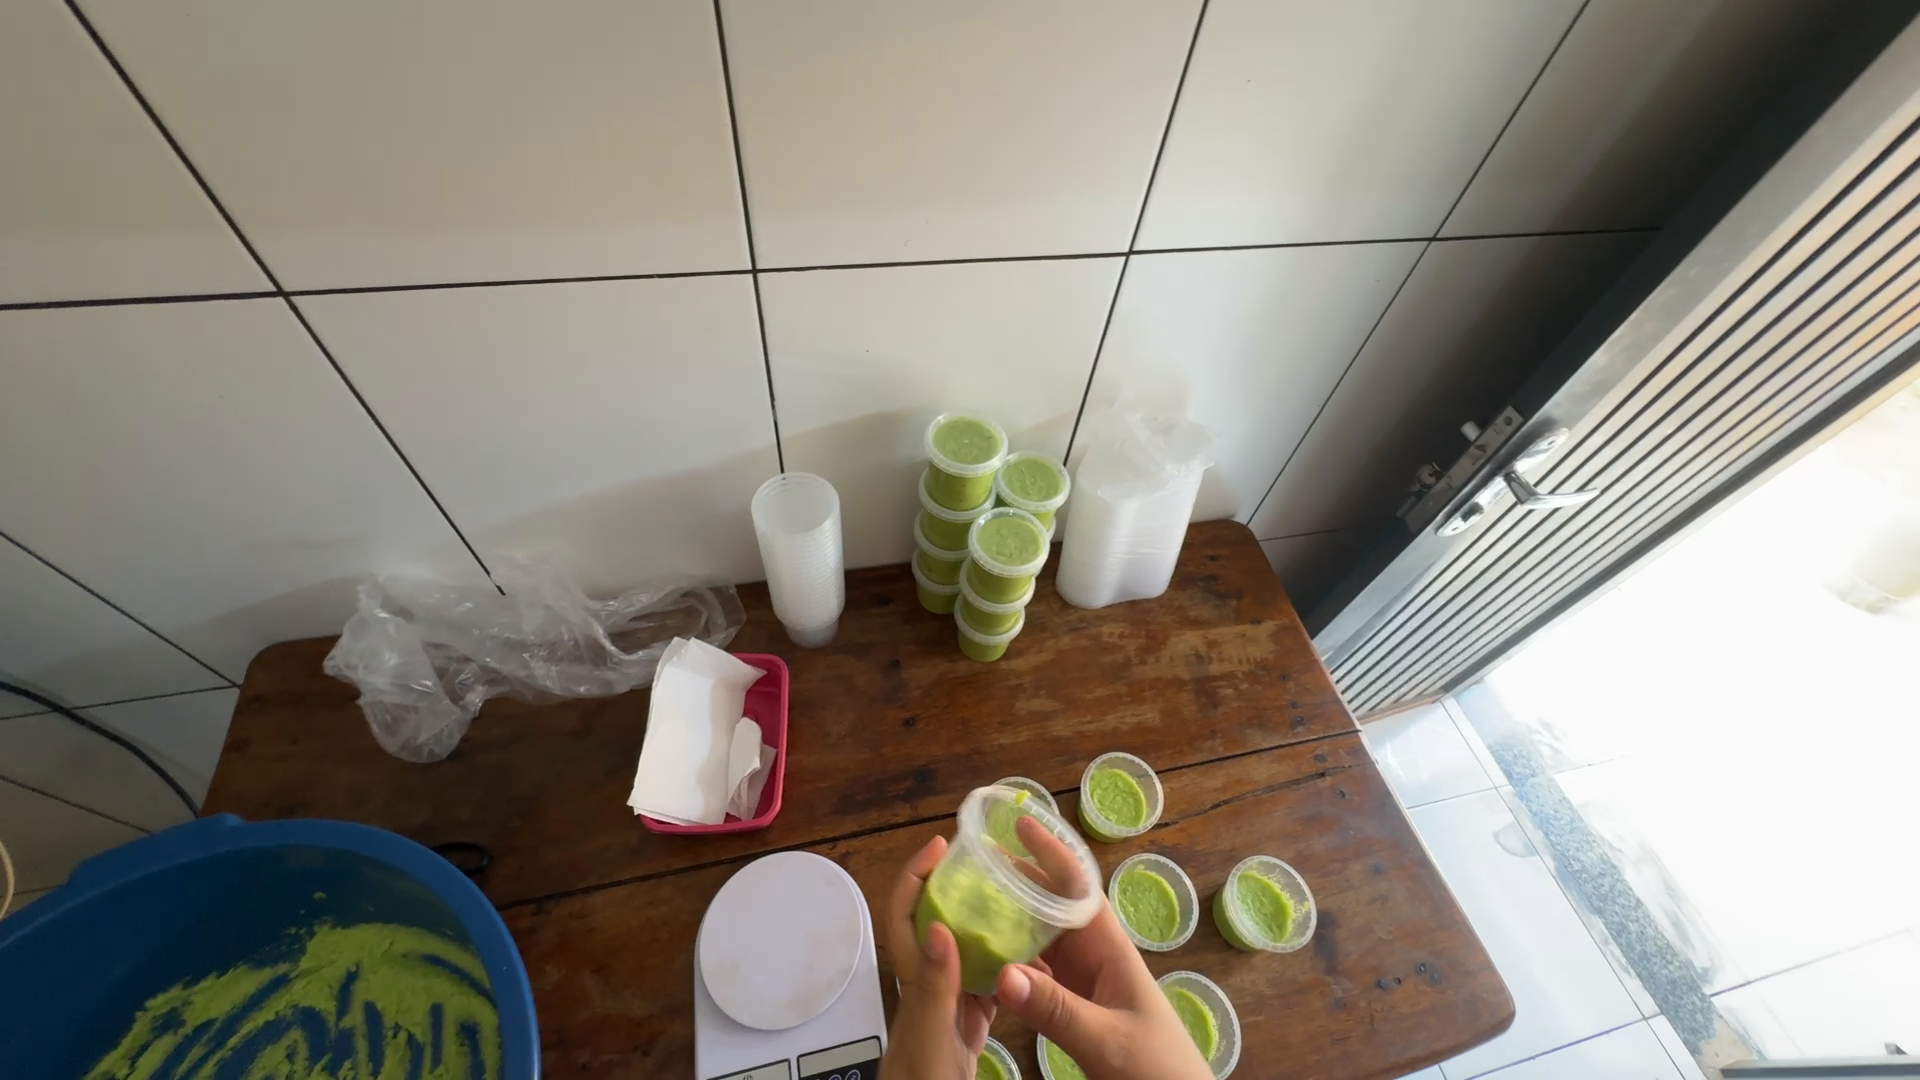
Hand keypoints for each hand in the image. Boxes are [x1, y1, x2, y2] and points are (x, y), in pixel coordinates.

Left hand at [880, 835, 994, 1079]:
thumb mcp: (930, 1042)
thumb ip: (933, 989)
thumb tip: (939, 926)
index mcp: (915, 981)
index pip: (905, 914)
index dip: (915, 875)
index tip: (941, 846)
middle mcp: (930, 983)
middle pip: (936, 920)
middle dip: (957, 885)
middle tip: (991, 863)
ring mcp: (950, 1004)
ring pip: (965, 947)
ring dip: (985, 919)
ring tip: (1018, 897)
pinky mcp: (969, 1024)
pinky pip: (987, 981)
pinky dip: (1007, 964)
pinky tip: (1033, 957)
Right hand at [995, 825, 1212, 1079]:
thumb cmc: (1157, 1069)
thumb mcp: (1108, 1041)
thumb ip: (1057, 1009)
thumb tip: (1001, 972)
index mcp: (1108, 945)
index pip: (1076, 885)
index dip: (1050, 850)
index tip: (1018, 824)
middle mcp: (1092, 952)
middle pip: (1050, 903)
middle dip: (1017, 879)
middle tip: (973, 863)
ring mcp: (1081, 979)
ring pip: (1039, 935)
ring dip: (1009, 918)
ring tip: (968, 902)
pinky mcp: (1071, 1005)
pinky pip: (1034, 970)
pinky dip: (1008, 959)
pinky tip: (981, 958)